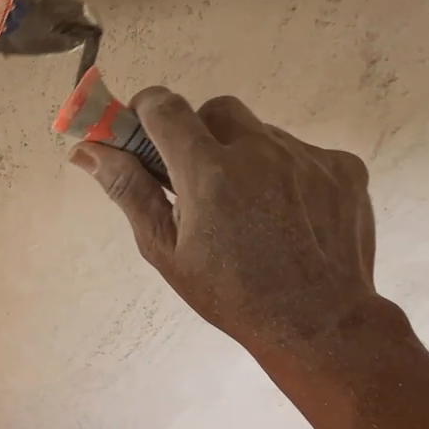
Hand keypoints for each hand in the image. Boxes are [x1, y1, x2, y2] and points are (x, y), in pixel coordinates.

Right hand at [70, 88, 378, 358]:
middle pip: (216, 110)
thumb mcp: (163, 247)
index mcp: (208, 172)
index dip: (146, 109)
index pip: (165, 107)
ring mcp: (306, 156)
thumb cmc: (227, 291)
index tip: (141, 129)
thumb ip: (127, 189)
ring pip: (259, 133)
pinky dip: (283, 174)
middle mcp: (259, 152)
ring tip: (245, 209)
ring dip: (242, 157)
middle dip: (198, 134)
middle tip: (195, 179)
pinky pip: (299, 152)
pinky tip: (283, 215)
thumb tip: (86, 151)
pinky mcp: (342, 167)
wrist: (318, 321)